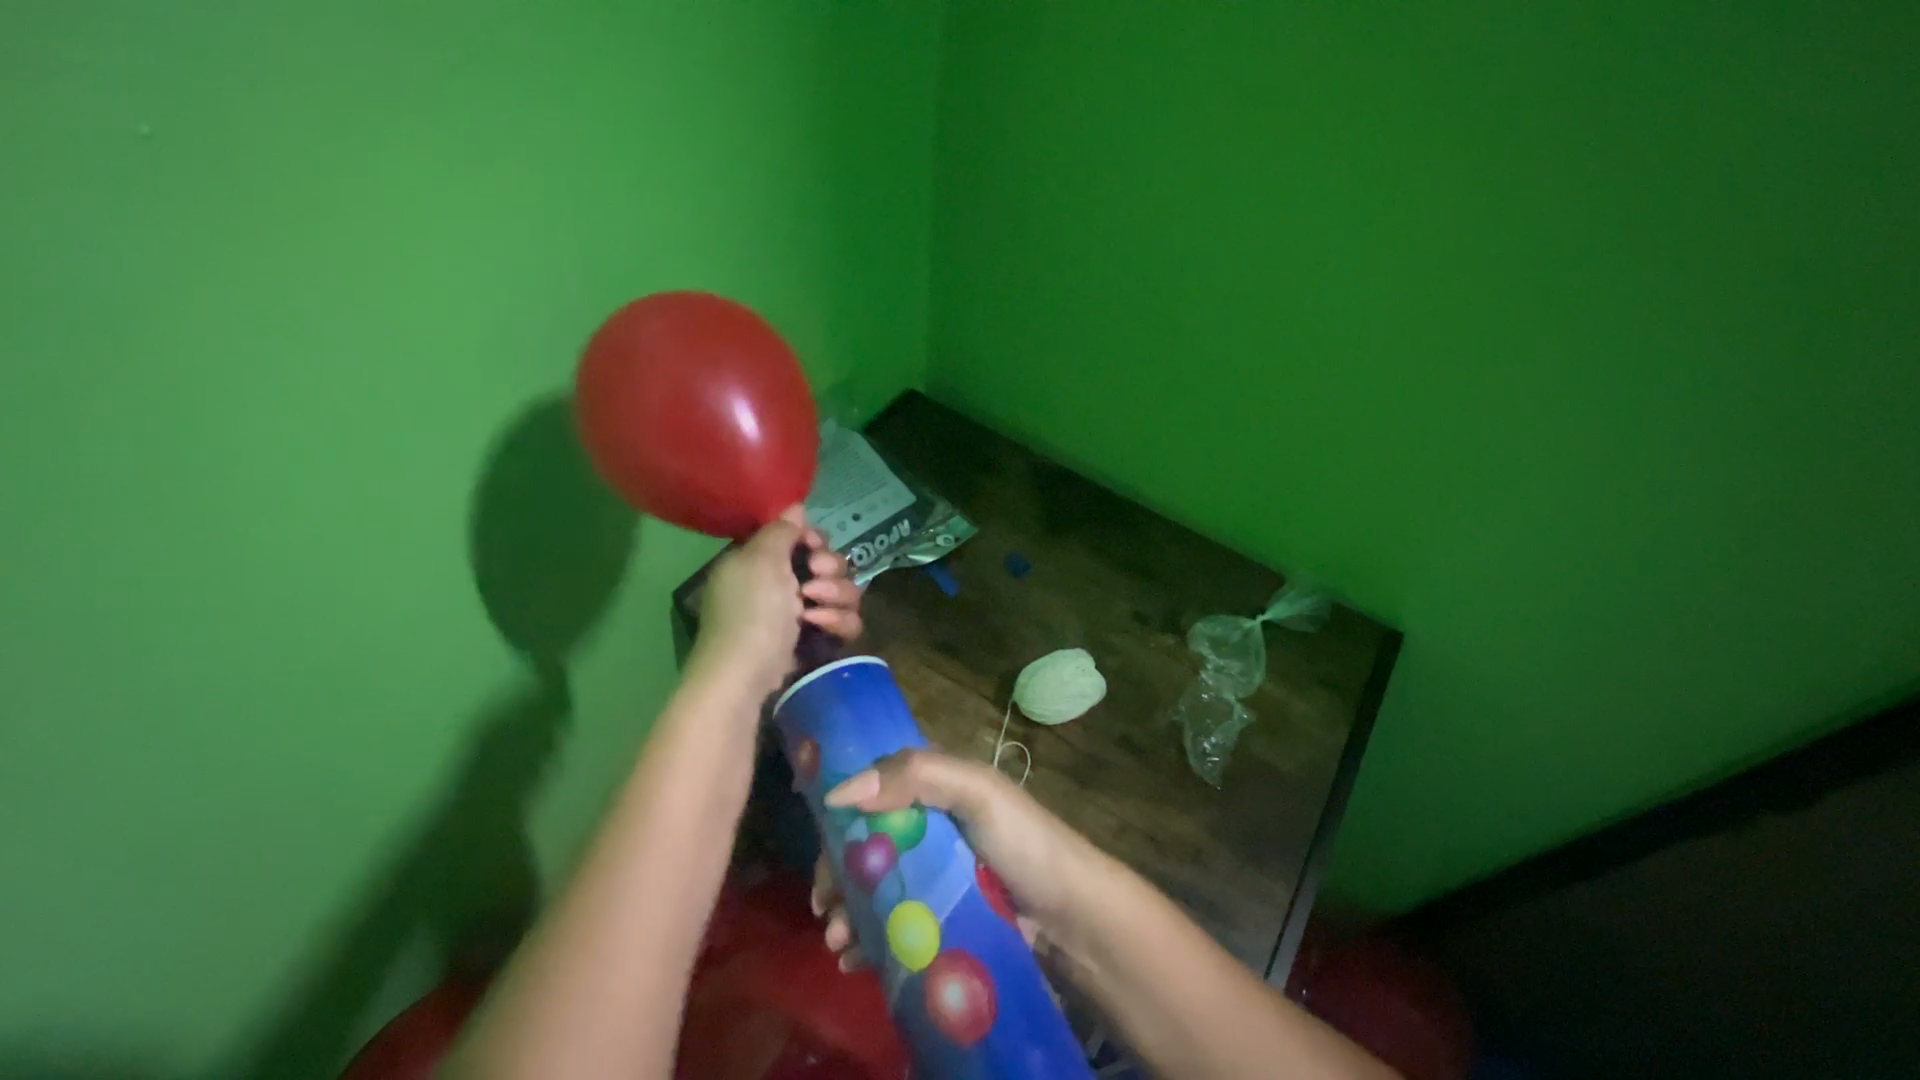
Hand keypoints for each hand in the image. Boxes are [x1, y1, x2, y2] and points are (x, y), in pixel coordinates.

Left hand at [689, 506, 862, 697]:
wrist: (744, 672)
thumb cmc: (749, 610)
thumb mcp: (760, 560)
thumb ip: (781, 530)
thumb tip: (795, 506)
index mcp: (762, 559)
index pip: (803, 538)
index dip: (815, 540)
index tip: (813, 548)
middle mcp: (782, 582)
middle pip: (829, 563)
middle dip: (830, 570)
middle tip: (814, 580)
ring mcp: (799, 612)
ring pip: (843, 592)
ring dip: (836, 597)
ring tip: (814, 612)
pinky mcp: (814, 639)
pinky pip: (843, 621)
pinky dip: (837, 622)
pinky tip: (820, 628)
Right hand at [810, 750, 1097, 969]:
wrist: (1071, 918)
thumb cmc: (1024, 844)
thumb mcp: (976, 793)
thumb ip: (916, 776)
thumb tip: (839, 794)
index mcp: (935, 792)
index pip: (872, 795)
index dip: (839, 817)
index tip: (818, 846)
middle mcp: (928, 832)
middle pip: (864, 849)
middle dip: (837, 876)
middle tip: (824, 906)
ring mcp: (933, 880)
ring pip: (872, 892)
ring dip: (845, 913)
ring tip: (839, 941)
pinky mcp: (938, 922)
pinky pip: (890, 930)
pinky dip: (865, 943)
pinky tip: (853, 960)